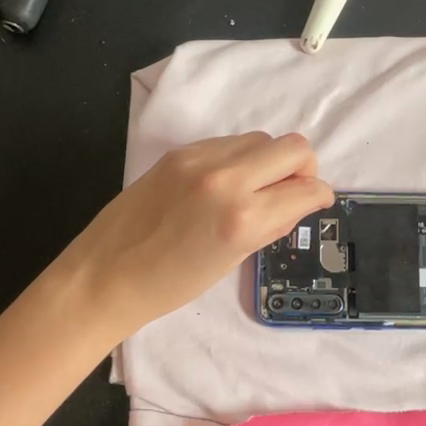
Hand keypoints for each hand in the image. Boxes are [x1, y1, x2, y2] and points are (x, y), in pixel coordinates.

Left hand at [59, 132, 333, 335]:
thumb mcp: (231, 262)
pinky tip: (225, 184)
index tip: (317, 203)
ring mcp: (201, 160)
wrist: (105, 275)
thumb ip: (269, 226)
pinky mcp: (180, 153)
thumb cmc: (169, 285)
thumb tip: (296, 204)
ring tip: (255, 190)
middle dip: (304, 168)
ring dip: (270, 161)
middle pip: (293, 147)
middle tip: (292, 192)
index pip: (307, 188)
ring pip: (261, 139)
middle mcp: (227, 179)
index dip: (320, 196)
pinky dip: (240, 158)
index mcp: (244, 218)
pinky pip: (228, 142)